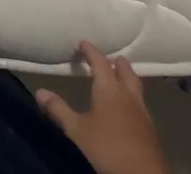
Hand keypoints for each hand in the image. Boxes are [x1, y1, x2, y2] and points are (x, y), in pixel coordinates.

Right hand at [35, 42, 171, 173]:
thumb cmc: (108, 147)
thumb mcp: (77, 129)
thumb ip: (59, 109)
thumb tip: (40, 91)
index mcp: (109, 90)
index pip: (101, 63)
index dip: (92, 51)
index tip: (83, 42)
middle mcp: (128, 96)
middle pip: (126, 71)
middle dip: (117, 63)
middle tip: (110, 58)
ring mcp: (142, 112)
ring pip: (136, 87)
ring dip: (127, 78)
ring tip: (120, 78)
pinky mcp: (150, 128)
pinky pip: (141, 103)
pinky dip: (133, 97)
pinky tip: (128, 108)